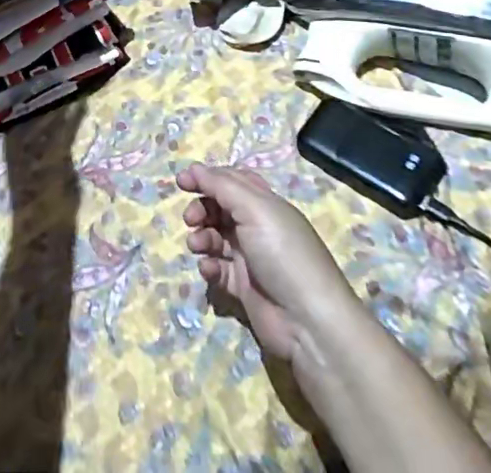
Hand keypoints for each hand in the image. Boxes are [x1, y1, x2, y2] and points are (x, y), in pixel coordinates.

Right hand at [178, 163, 361, 361]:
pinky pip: (216, 267)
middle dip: (201, 209)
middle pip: (219, 207)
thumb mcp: (255, 210)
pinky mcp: (242, 284)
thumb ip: (221, 185)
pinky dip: (208, 265)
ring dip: (201, 237)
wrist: (307, 321)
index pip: (233, 181)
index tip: (182, 182)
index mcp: (266, 206)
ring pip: (214, 236)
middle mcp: (258, 228)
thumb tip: (192, 168)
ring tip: (198, 246)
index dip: (207, 178)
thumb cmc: (283, 255)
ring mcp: (250, 257)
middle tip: (191, 219)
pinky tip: (210, 270)